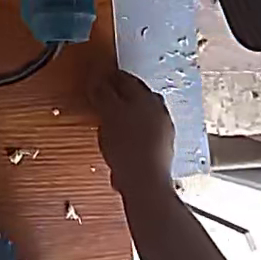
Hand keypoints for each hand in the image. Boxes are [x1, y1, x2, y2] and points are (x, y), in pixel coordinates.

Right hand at [88, 68, 173, 197]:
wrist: (145, 181)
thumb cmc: (126, 144)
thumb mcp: (107, 114)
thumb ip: (102, 94)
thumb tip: (97, 81)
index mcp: (146, 96)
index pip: (126, 79)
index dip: (110, 77)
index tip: (98, 79)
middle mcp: (158, 110)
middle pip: (136, 96)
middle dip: (121, 96)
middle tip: (103, 98)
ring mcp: (163, 130)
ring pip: (141, 115)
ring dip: (127, 115)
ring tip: (111, 122)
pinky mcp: (162, 149)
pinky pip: (143, 135)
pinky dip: (132, 134)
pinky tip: (121, 142)